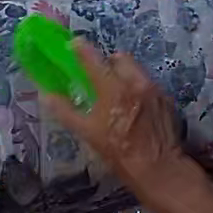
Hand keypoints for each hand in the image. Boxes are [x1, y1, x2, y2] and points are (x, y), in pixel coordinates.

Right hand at [42, 39, 201, 196]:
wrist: (158, 168)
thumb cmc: (119, 152)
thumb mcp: (88, 133)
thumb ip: (65, 111)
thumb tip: (46, 95)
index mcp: (114, 89)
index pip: (94, 59)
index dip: (82, 49)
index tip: (74, 43)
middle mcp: (136, 82)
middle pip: (120, 58)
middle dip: (108, 62)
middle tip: (100, 76)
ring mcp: (154, 89)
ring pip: (136, 70)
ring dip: (125, 75)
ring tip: (118, 93)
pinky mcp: (167, 99)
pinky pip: (149, 84)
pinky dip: (139, 89)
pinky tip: (136, 108)